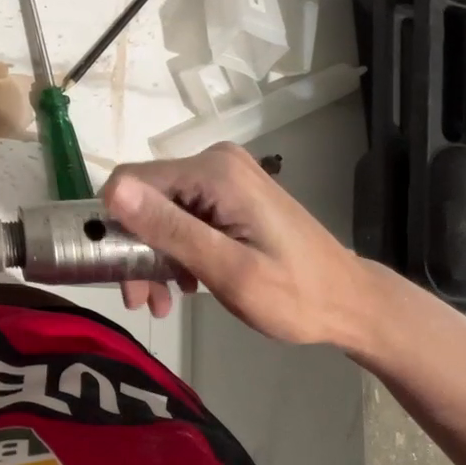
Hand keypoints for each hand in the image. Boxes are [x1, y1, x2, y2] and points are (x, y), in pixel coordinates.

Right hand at [102, 143, 376, 347]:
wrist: (352, 304)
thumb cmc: (296, 296)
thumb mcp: (230, 271)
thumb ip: (171, 229)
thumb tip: (113, 192)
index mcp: (214, 171)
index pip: (132, 182)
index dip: (116, 226)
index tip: (123, 276)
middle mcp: (214, 160)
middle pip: (146, 197)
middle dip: (137, 249)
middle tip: (145, 302)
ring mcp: (223, 174)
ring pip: (160, 208)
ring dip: (154, 254)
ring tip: (164, 301)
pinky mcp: (228, 192)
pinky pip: (182, 212)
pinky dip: (175, 247)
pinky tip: (185, 283)